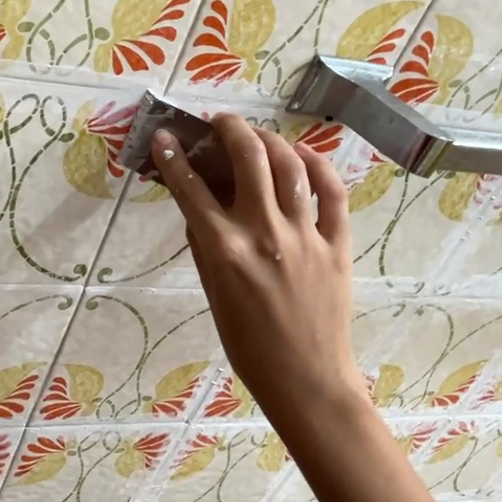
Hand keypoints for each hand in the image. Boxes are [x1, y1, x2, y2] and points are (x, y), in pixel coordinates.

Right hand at [150, 115, 368, 423]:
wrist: (306, 379)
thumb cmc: (247, 344)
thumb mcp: (212, 294)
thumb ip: (205, 246)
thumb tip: (198, 209)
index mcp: (224, 250)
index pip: (191, 188)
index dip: (173, 157)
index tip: (163, 137)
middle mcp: (263, 234)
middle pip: (248, 159)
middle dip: (230, 129)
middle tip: (220, 123)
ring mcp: (305, 236)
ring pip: (290, 166)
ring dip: (270, 140)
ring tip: (256, 135)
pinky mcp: (338, 243)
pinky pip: (332, 193)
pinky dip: (317, 166)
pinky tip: (302, 155)